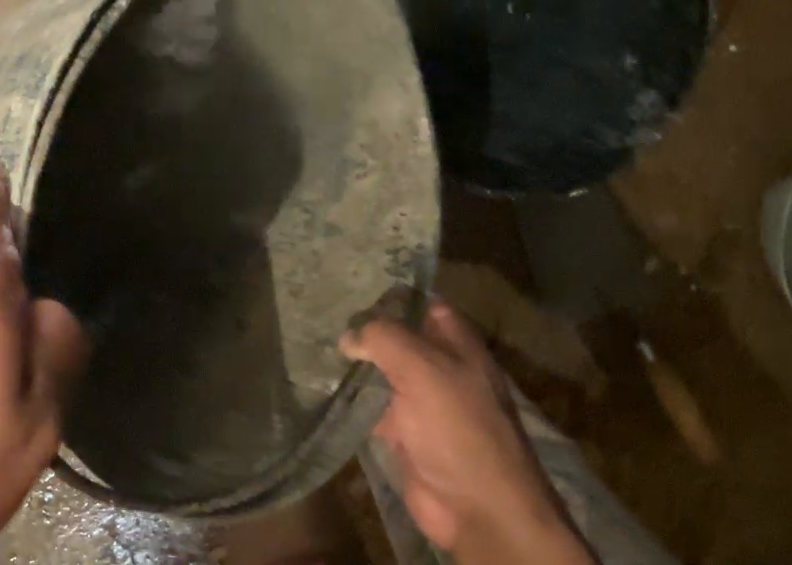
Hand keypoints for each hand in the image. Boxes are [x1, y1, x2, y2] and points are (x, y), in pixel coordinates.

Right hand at [341, 302, 593, 564]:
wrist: (478, 510)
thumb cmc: (459, 428)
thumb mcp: (422, 368)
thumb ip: (382, 338)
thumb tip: (349, 337)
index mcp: (460, 347)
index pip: (425, 305)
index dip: (394, 294)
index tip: (352, 283)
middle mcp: (442, 369)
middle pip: (399, 337)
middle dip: (366, 327)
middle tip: (322, 310)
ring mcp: (423, 403)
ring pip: (383, 371)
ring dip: (356, 362)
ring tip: (313, 340)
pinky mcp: (405, 433)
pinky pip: (373, 406)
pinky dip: (351, 397)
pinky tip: (321, 382)